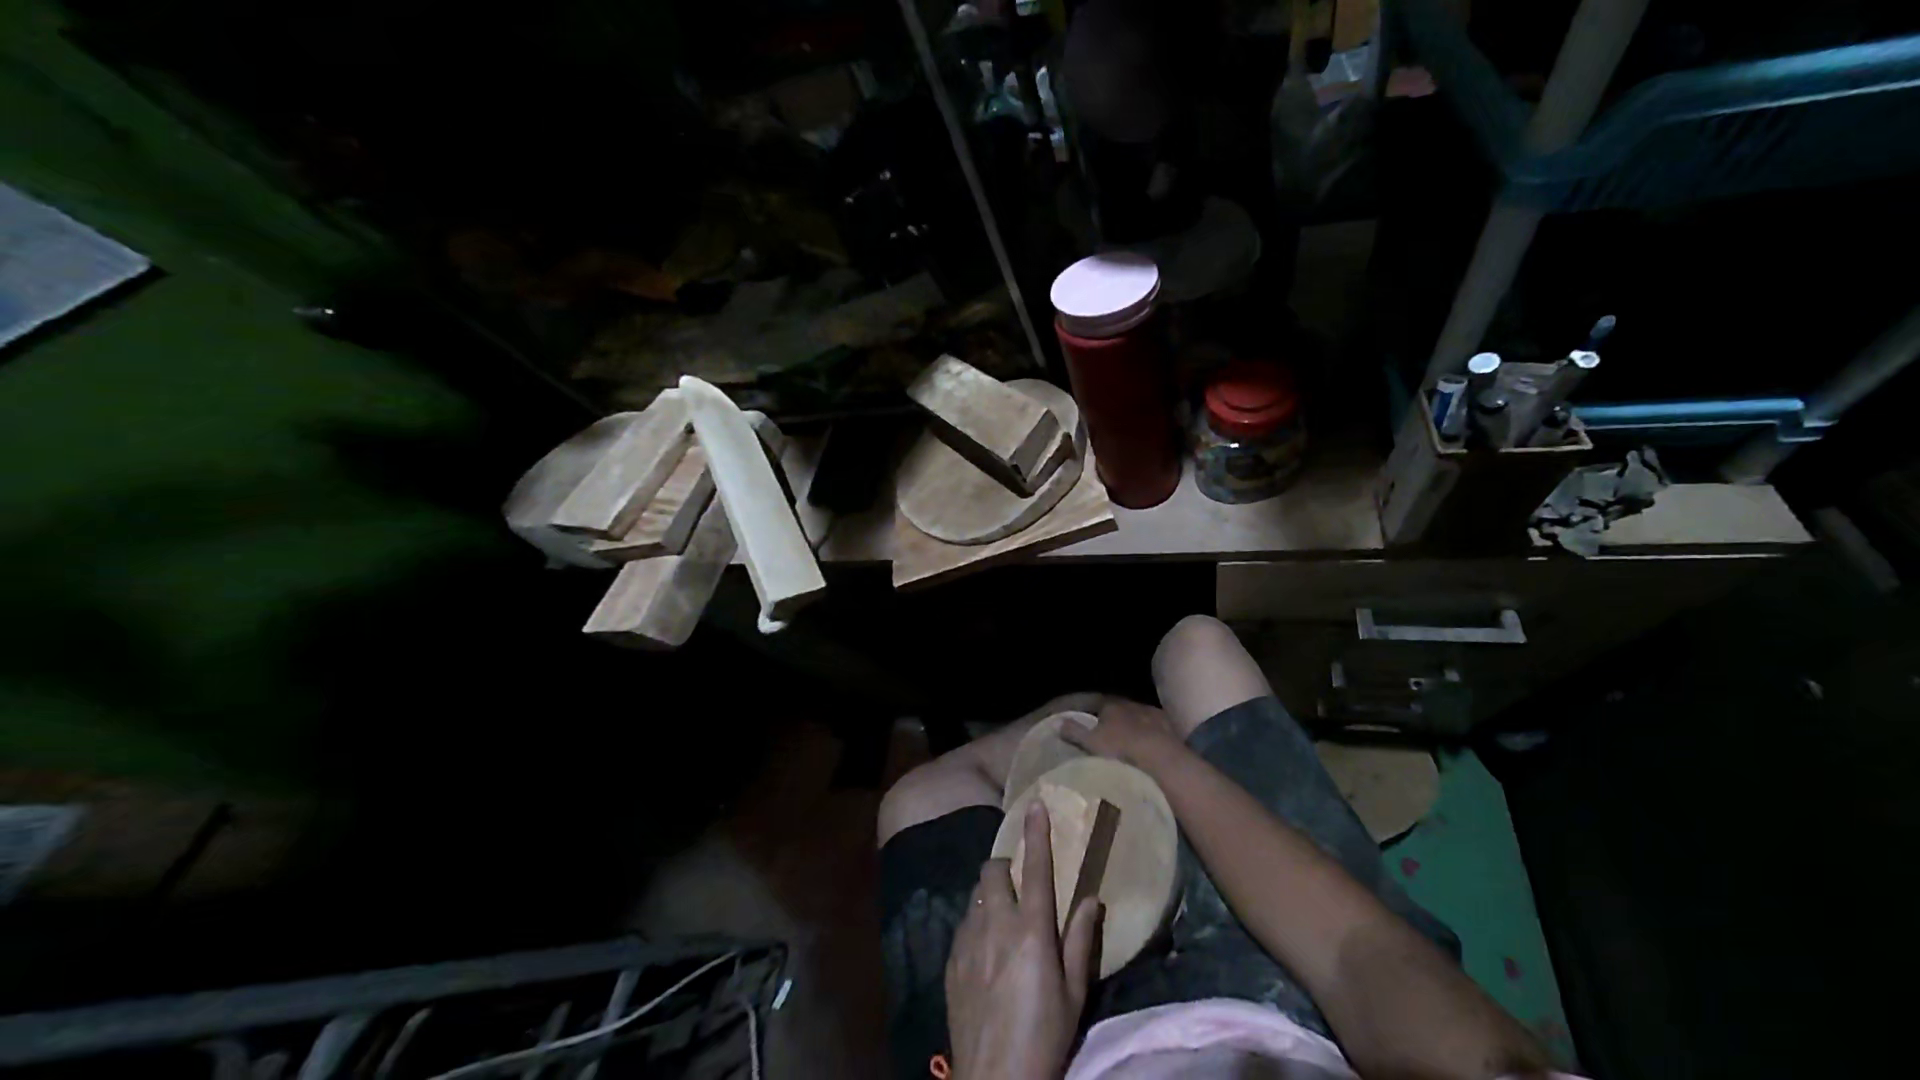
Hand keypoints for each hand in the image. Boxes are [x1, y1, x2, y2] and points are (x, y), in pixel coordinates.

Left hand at [946, 800, 1101, 1079]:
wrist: (995, 1077)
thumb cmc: (1045, 1034)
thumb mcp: (1075, 992)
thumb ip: (1081, 940)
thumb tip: (1091, 898)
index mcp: (1031, 929)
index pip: (1034, 868)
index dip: (1036, 833)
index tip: (1035, 805)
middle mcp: (995, 924)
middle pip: (992, 871)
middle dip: (1003, 865)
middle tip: (1016, 881)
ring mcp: (967, 940)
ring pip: (974, 895)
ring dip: (989, 894)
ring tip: (1001, 915)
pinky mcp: (950, 959)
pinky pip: (962, 923)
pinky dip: (975, 921)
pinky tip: (984, 947)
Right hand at [1060, 700, 1187, 773]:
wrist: (1160, 758)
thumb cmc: (1119, 749)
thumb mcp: (1090, 743)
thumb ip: (1074, 732)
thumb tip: (1058, 722)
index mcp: (1111, 705)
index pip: (1099, 703)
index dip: (1094, 714)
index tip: (1090, 724)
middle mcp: (1132, 704)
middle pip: (1121, 710)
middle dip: (1116, 720)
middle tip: (1110, 735)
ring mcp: (1153, 715)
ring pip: (1140, 718)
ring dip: (1136, 727)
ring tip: (1131, 744)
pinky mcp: (1170, 728)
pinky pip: (1157, 730)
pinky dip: (1153, 736)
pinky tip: (1151, 748)